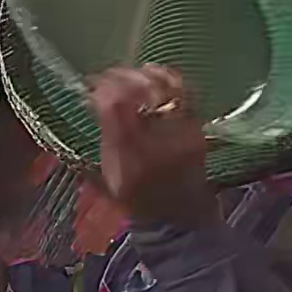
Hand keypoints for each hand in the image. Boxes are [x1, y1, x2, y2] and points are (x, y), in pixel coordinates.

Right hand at [89, 65, 216, 226]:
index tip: (94, 84)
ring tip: (130, 74)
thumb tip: (94, 99)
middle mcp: (158, 139)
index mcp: (130, 154)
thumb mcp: (109, 177)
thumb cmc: (137, 199)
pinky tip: (153, 75)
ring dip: (144, 74)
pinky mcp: (197, 128)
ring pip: (165, 87)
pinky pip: (184, 92)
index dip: (104, 89)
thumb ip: (104, 138)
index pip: (115, 106)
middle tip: (109, 76)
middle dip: (121, 77)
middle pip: (141, 91)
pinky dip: (168, 78)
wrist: (178, 217)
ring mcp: (182, 131)